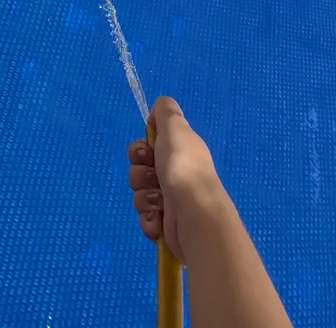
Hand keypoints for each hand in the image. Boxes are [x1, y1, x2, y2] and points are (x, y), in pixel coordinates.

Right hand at [127, 97, 228, 263]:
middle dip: (139, 174)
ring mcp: (172, 201)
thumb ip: (166, 111)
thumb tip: (158, 111)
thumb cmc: (183, 167)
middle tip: (151, 177)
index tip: (145, 152)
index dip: (140, 149)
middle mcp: (176, 174)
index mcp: (179, 152)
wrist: (195, 215)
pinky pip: (146, 217)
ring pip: (140, 193)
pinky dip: (149, 218)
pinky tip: (159, 219)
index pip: (148, 147)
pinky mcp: (167, 225)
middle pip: (140, 170)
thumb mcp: (175, 127)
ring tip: (158, 202)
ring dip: (144, 197)